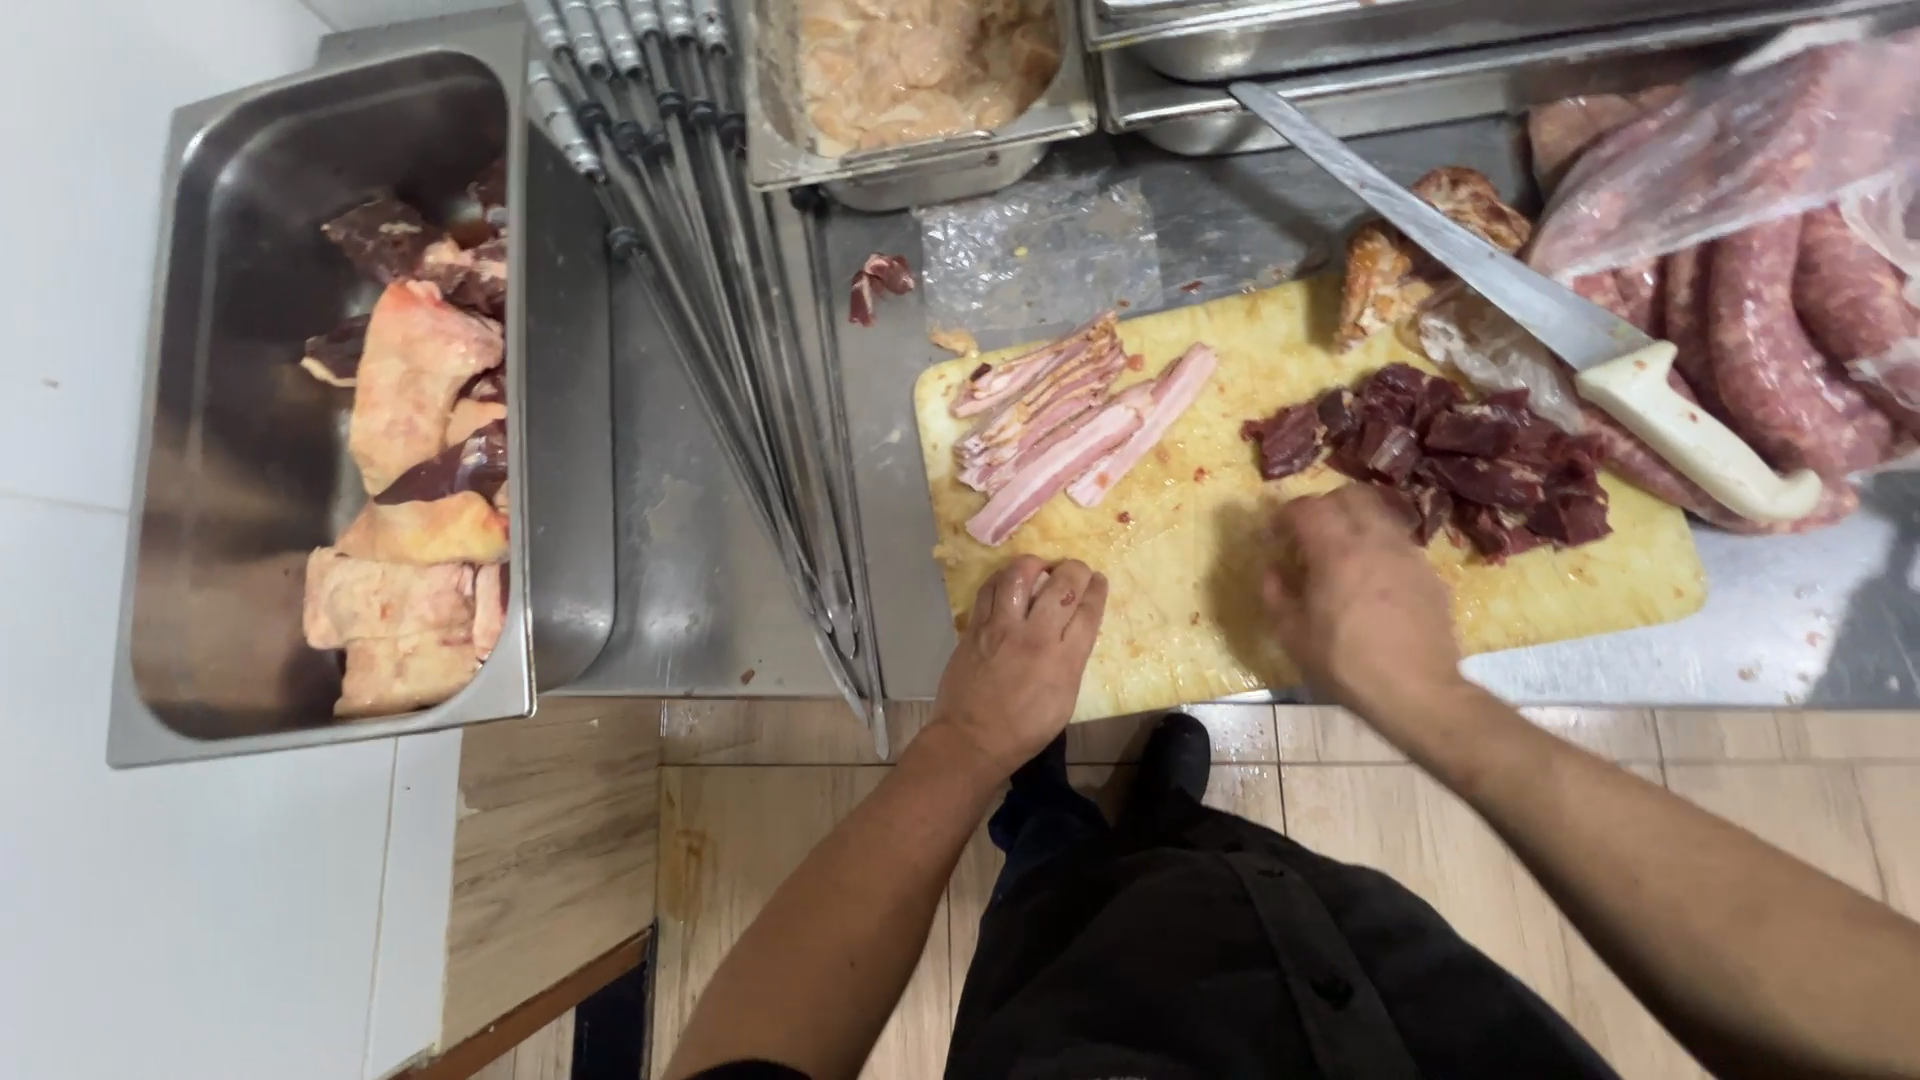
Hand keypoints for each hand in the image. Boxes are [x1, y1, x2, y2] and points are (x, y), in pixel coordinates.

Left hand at [928, 555, 1107, 777]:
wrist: (973, 738)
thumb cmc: (1025, 729)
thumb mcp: (1065, 699)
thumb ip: (1071, 660)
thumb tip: (1072, 632)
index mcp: (1065, 660)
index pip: (1088, 611)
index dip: (1096, 589)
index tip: (1098, 579)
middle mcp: (1036, 636)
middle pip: (1062, 586)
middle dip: (1074, 569)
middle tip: (1074, 569)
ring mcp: (1001, 629)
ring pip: (1020, 576)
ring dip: (1035, 564)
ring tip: (1040, 567)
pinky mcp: (975, 628)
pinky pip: (990, 589)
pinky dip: (1003, 577)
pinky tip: (1010, 579)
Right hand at [1263, 485, 1466, 724]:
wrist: (1417, 692)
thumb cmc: (1344, 663)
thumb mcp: (1291, 634)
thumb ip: (1275, 593)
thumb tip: (1272, 569)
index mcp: (1336, 552)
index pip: (1308, 508)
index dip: (1286, 513)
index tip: (1275, 531)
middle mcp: (1376, 542)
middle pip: (1351, 495)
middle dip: (1324, 505)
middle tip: (1309, 531)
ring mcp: (1409, 556)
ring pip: (1381, 515)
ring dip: (1355, 523)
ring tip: (1341, 552)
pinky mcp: (1430, 575)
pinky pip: (1400, 545)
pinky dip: (1379, 548)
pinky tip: (1371, 580)